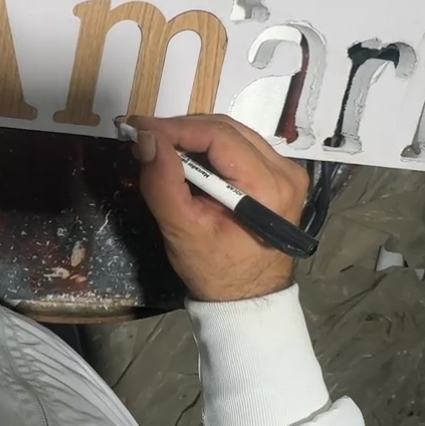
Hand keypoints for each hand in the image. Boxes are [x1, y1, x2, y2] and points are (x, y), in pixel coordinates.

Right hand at [131, 114, 310, 302]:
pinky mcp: (279, 176)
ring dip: (192, 136)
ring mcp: (286, 171)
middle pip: (226, 129)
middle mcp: (285, 171)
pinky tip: (183, 157)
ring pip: (232, 133)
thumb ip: (163, 183)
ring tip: (158, 146)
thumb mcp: (182, 231)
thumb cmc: (215, 270)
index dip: (174, 127)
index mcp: (267, 186)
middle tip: (143, 137)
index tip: (137, 128)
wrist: (247, 298)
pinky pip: (238, 147)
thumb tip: (146, 139)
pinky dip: (207, 147)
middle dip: (180, 129)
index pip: (218, 136)